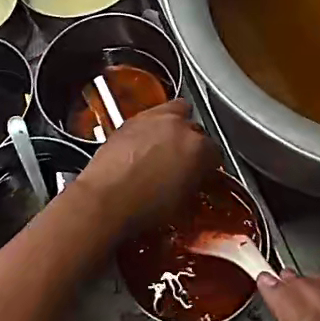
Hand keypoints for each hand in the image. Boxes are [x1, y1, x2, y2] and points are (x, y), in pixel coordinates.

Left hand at [76, 98, 214, 231]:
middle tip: (185, 162)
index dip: (210, 166)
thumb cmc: (144, 208)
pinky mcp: (131, 119)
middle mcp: (179, 126)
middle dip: (194, 143)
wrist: (104, 201)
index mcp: (199, 148)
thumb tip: (195, 182)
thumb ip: (195, 185)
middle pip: (197, 129)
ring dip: (174, 127)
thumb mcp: (182, 205)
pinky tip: (144, 146)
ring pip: (174, 112)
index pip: (215, 153)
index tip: (204, 175)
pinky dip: (151, 128)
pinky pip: (150, 118)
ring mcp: (154, 118)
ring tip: (166, 146)